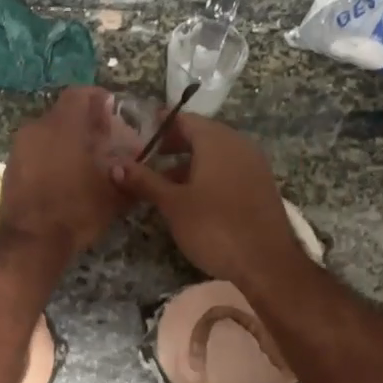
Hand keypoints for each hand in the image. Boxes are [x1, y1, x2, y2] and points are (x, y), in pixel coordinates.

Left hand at [0, 86, 128, 257]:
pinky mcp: (10, 165)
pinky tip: (63, 175)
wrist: (30, 241)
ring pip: (47, 131)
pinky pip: (34, 148)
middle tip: (102, 139)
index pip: (79, 94)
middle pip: (63, 112)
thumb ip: (127, 171)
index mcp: (63, 125)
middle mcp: (37, 128)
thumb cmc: (76, 210)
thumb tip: (133, 164)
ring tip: (84, 159)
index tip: (110, 110)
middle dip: (83, 121)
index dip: (96, 98)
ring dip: (65, 138)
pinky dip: (49, 153)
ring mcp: (19, 146)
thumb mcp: (113, 193)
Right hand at [111, 114, 299, 290]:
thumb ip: (144, 180)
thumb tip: (114, 165)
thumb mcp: (173, 204)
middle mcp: (238, 144)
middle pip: (201, 134)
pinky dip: (209, 173)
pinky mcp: (260, 186)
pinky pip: (229, 168)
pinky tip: (193, 196)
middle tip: (147, 156)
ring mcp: (253, 165)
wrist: (267, 264)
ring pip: (216, 153)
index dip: (161, 124)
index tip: (139, 131)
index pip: (185, 119)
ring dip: (190, 162)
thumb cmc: (215, 227)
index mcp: (216, 140)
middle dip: (173, 144)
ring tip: (164, 180)